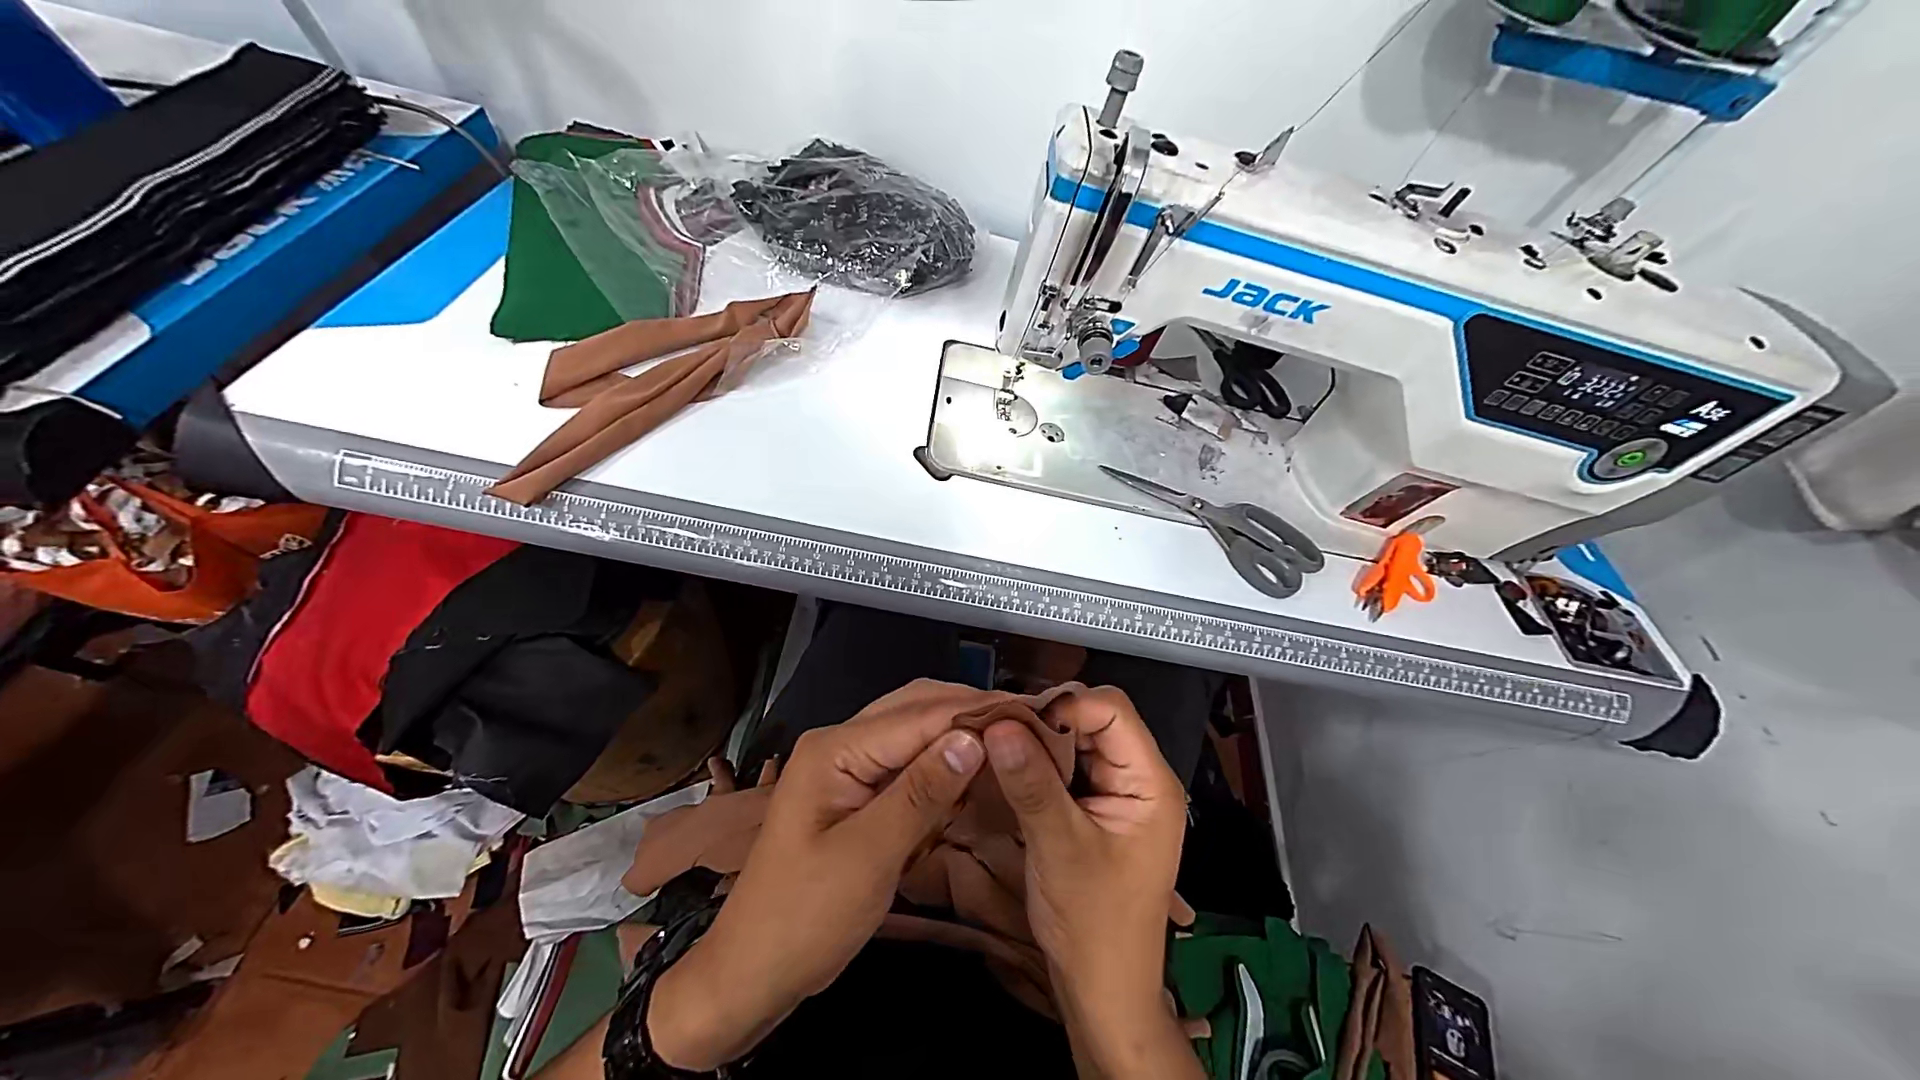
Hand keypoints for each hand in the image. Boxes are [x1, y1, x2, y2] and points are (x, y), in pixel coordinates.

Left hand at [649, 679, 1003, 1068]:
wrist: (753, 969)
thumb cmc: (805, 917)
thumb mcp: (868, 857)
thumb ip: (921, 792)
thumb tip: (974, 738)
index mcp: (836, 750)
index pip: (920, 715)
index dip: (978, 711)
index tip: (1033, 713)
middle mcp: (841, 743)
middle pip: (916, 708)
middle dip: (972, 711)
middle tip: (1029, 723)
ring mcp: (847, 766)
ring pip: (913, 730)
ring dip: (959, 731)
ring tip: (1012, 737)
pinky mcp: (856, 791)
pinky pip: (906, 762)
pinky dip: (942, 760)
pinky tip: (973, 768)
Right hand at [984, 685, 1202, 1079]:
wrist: (1103, 989)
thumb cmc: (1094, 924)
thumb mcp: (1059, 848)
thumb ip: (1031, 782)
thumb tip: (999, 725)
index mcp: (1150, 782)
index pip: (1112, 710)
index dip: (1064, 705)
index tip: (1015, 721)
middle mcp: (1139, 778)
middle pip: (1094, 718)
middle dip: (1046, 719)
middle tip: (999, 732)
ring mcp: (1117, 793)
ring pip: (1076, 740)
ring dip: (1038, 740)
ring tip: (998, 747)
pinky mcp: (1096, 807)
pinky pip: (1067, 766)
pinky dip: (1039, 762)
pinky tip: (1010, 768)